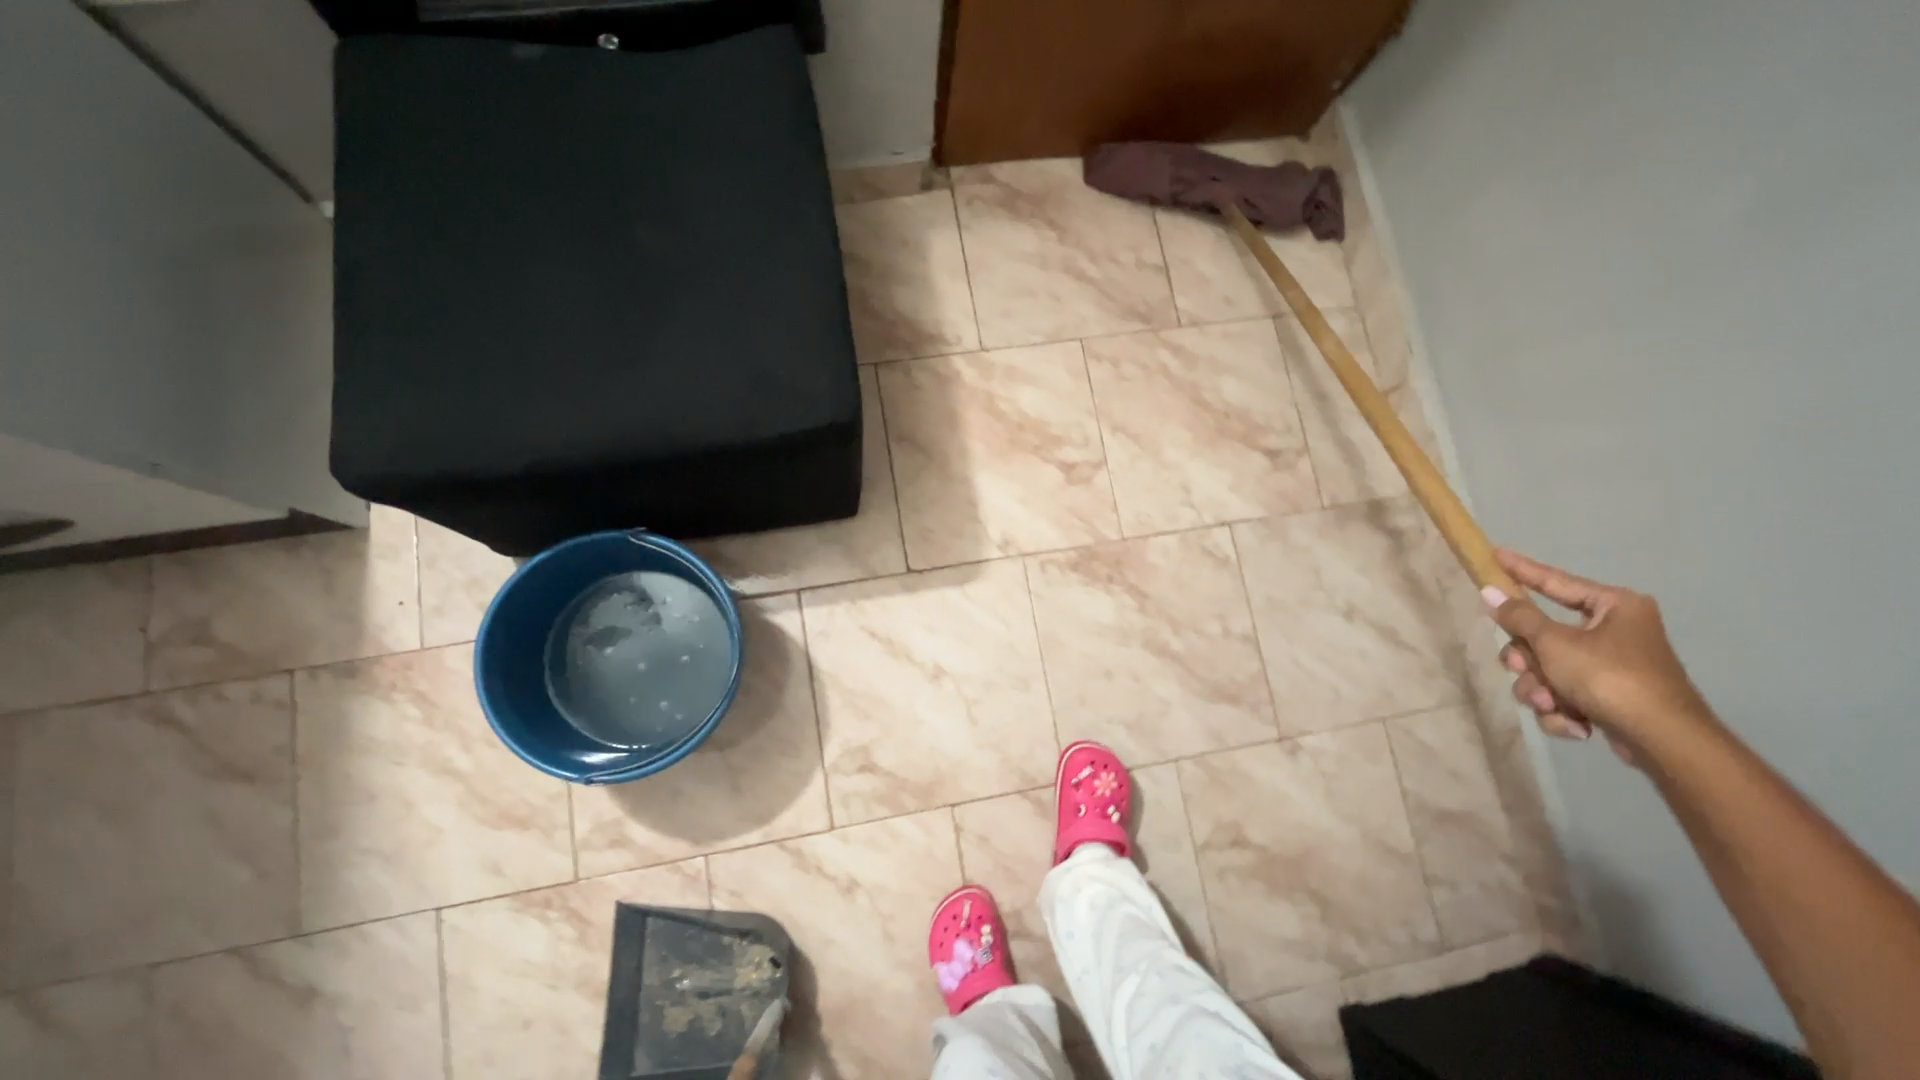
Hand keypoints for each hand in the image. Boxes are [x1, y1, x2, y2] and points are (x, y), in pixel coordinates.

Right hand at [1482, 549, 1711, 761]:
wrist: (1662, 739)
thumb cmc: (1610, 677)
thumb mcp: (1556, 643)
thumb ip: (1519, 617)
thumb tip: (1490, 592)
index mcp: (1614, 606)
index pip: (1556, 582)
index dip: (1522, 570)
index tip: (1496, 554)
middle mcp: (1614, 630)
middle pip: (1543, 635)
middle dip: (1529, 662)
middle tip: (1520, 669)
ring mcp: (1612, 665)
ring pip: (1548, 669)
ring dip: (1541, 689)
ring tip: (1551, 704)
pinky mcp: (1607, 697)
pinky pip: (1565, 694)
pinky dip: (1562, 710)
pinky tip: (1574, 724)